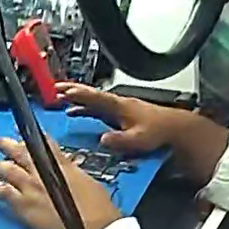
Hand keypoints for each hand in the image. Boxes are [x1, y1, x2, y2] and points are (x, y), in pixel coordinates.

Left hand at [0, 136, 122, 228]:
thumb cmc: (97, 210)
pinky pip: (5, 194)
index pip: (43, 143)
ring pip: (8, 171)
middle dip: (8, 146)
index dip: (32, 137)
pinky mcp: (24, 206)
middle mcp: (44, 173)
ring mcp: (32, 188)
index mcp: (62, 165)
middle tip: (0, 143)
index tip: (24, 135)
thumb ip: (72, 173)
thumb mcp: (89, 181)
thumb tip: (68, 172)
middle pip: (21, 153)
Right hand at [55, 82, 183, 154]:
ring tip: (59, 98)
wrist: (173, 128)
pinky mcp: (118, 114)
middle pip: (91, 94)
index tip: (63, 92)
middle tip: (55, 89)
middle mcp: (118, 104)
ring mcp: (118, 108)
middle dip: (72, 90)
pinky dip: (83, 107)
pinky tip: (75, 112)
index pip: (96, 97)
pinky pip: (96, 108)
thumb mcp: (138, 139)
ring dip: (76, 98)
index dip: (79, 95)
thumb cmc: (158, 131)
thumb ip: (120, 139)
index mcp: (121, 106)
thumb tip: (103, 139)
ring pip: (92, 99)